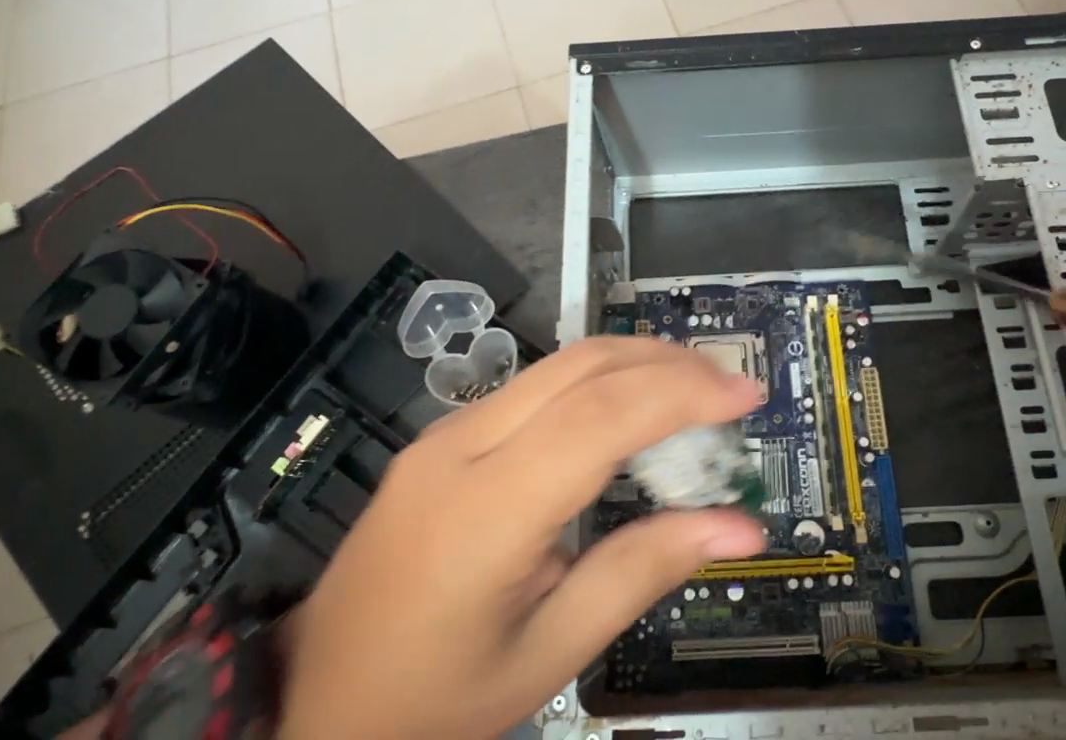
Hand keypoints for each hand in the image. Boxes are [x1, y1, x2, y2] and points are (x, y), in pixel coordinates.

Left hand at [278, 337, 766, 739]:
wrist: (319, 702)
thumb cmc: (436, 698)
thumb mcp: (548, 653)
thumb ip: (641, 573)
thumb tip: (737, 528)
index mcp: (483, 513)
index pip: (598, 418)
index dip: (681, 394)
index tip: (745, 395)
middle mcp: (457, 450)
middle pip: (578, 367)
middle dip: (666, 362)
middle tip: (730, 387)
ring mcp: (442, 437)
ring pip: (554, 366)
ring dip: (633, 364)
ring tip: (695, 394)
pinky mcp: (439, 440)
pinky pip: (531, 390)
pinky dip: (596, 385)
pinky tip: (630, 414)